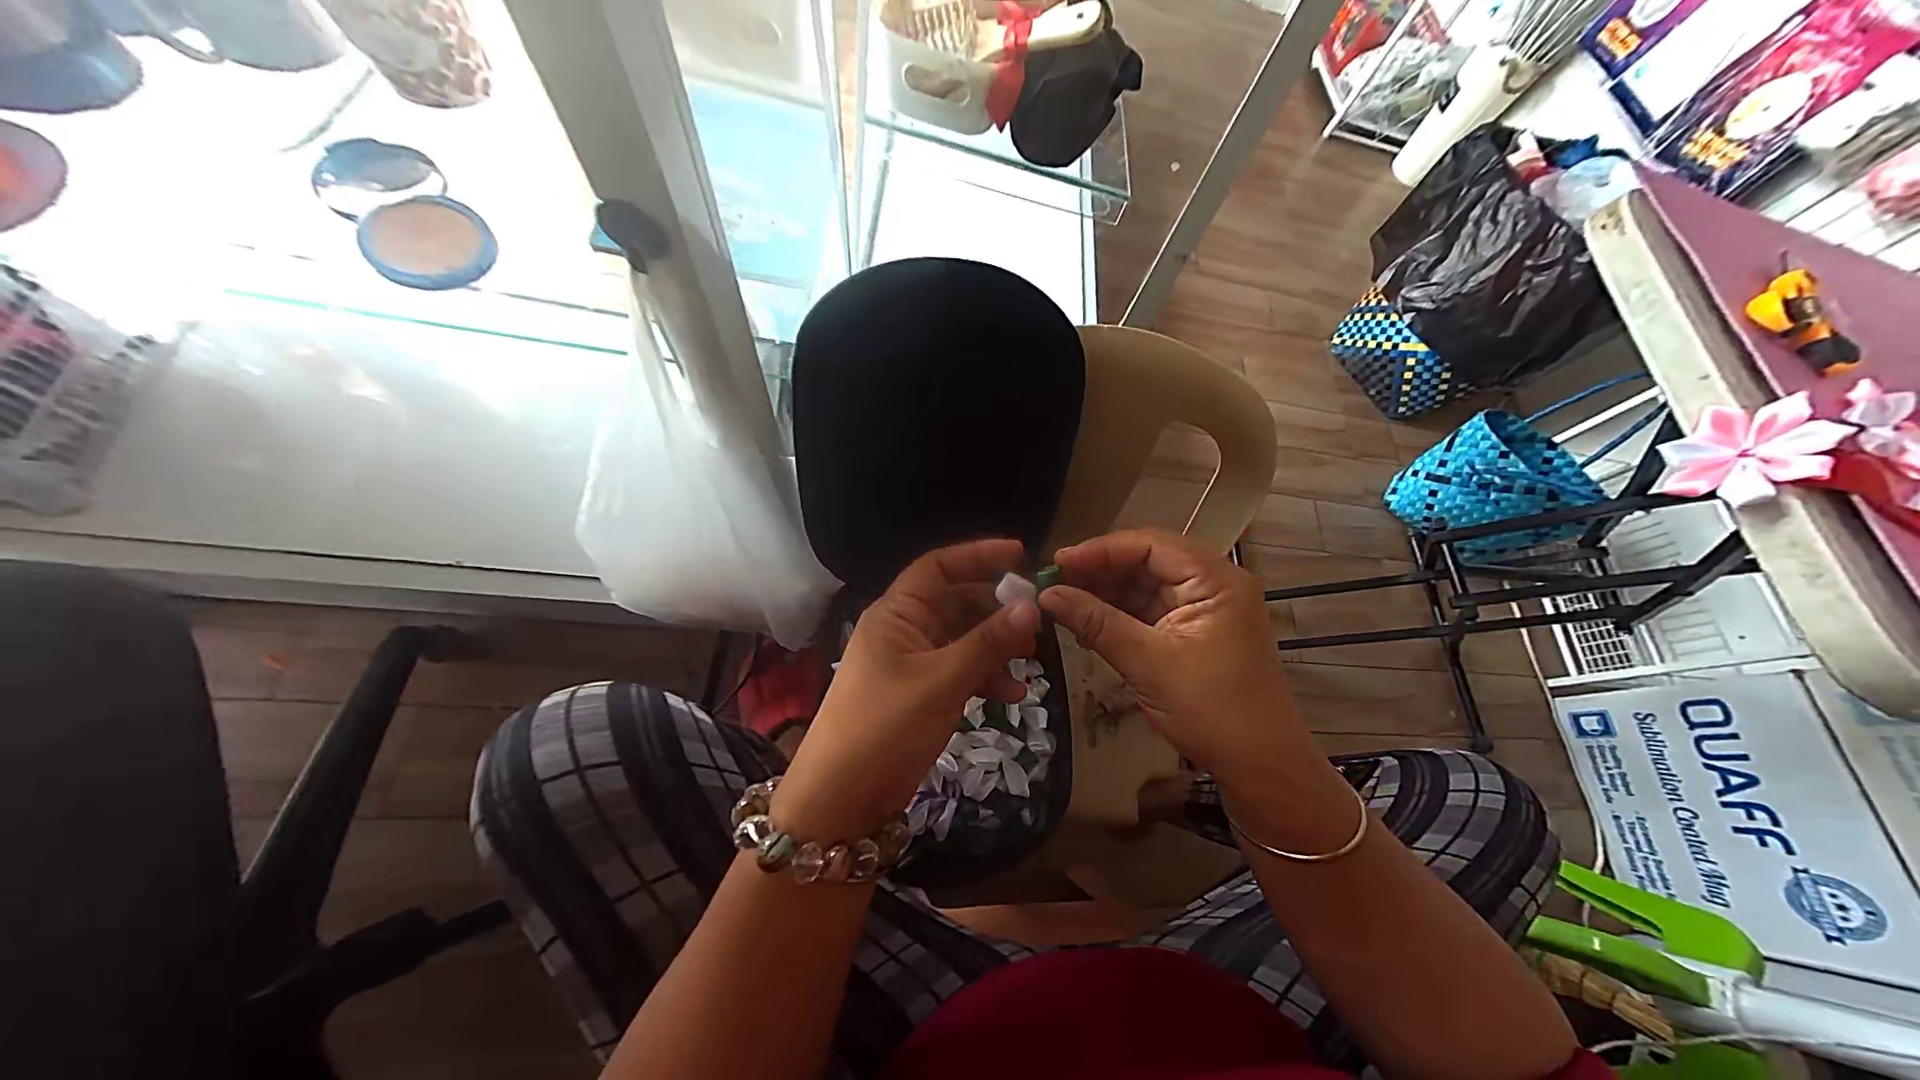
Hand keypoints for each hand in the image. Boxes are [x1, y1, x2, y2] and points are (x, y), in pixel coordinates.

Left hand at [771, 539, 1039, 843]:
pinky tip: (1014, 694)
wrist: (842, 797)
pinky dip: (986, 678)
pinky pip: (960, 672)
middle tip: (1037, 619)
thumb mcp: (942, 680)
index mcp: (897, 613)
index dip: (978, 556)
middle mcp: (904, 630)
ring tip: (1032, 658)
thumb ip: (988, 643)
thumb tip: (1032, 607)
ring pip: (963, 639)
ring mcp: (912, 664)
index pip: (939, 567)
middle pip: (956, 602)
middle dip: (996, 608)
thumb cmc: (886, 725)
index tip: (1022, 555)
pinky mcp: (920, 694)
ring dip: (996, 645)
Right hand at [1038, 530, 1311, 785]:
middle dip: (1098, 572)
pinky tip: (1085, 622)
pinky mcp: (1193, 632)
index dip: (1100, 550)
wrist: (1259, 766)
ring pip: (1143, 586)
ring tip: (1061, 602)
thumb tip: (1047, 594)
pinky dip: (1117, 616)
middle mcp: (1212, 584)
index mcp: (1215, 579)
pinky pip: (1148, 611)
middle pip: (1146, 561)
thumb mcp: (1148, 663)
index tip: (1057, 563)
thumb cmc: (1212, 710)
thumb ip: (1096, 622)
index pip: (1149, 545)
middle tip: (1052, 583)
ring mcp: (1203, 608)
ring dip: (1103, 594)